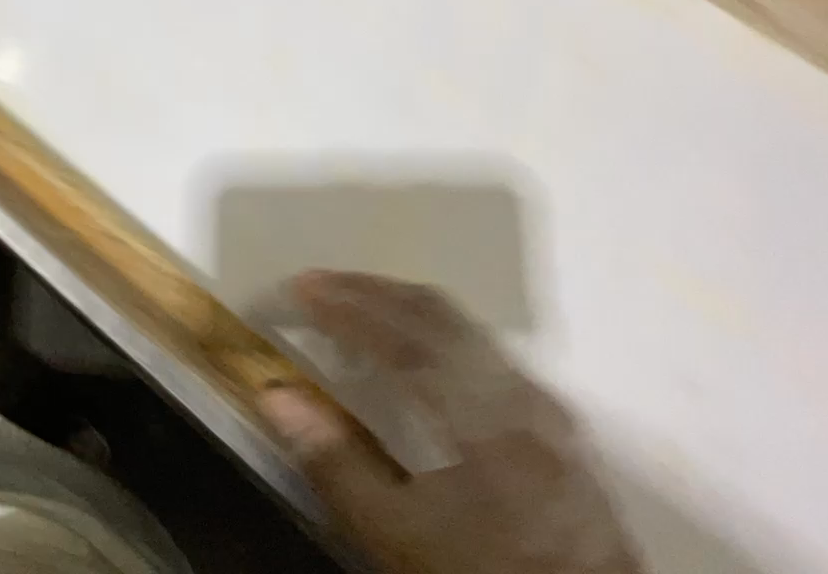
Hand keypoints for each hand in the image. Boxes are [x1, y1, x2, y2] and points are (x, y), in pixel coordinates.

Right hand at [258, 272, 641, 573]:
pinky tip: (410, 346)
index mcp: (483, 419)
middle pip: (438, 315)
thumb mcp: (397, 533)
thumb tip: (273, 393)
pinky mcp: (554, 423)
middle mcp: (520, 396)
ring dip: (400, 304)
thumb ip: (333, 461)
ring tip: (353, 303)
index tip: (295, 287)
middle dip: (370, 290)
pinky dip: (431, 328)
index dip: (344, 307)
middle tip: (315, 283)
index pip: (402, 340)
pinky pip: (481, 346)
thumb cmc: (481, 571)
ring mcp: (544, 406)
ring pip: (464, 326)